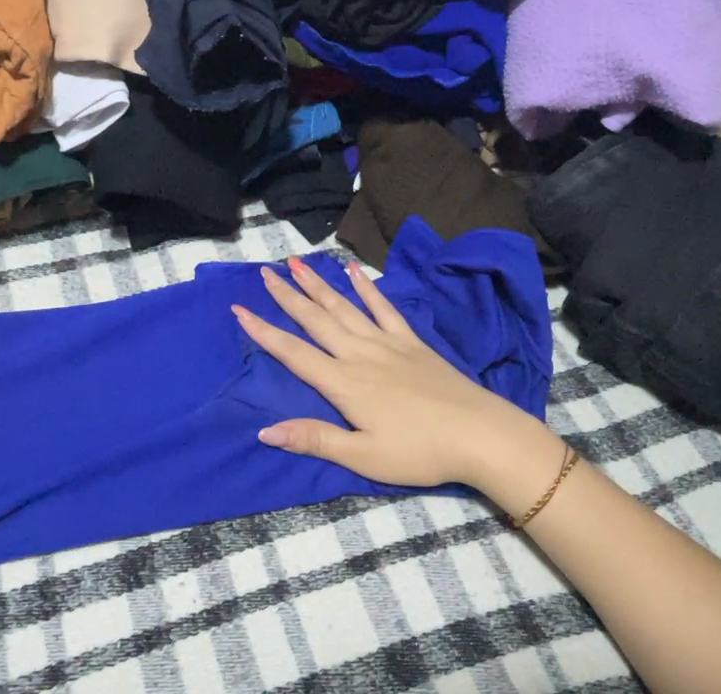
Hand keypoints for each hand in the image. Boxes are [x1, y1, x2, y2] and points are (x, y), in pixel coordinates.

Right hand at [234, 257, 552, 489]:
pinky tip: (353, 273)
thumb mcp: (364, 457)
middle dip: (287, 296)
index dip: (264, 332)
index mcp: (343, 383)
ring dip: (318, 285)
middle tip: (264, 272)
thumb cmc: (420, 452)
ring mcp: (387, 343)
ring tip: (296, 264)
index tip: (239, 309)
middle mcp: (360, 354)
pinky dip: (367, 289)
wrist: (481, 434)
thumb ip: (315, 439)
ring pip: (344, 307)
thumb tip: (264, 431)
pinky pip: (383, 308)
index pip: (294, 353)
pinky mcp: (412, 341)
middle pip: (316, 320)